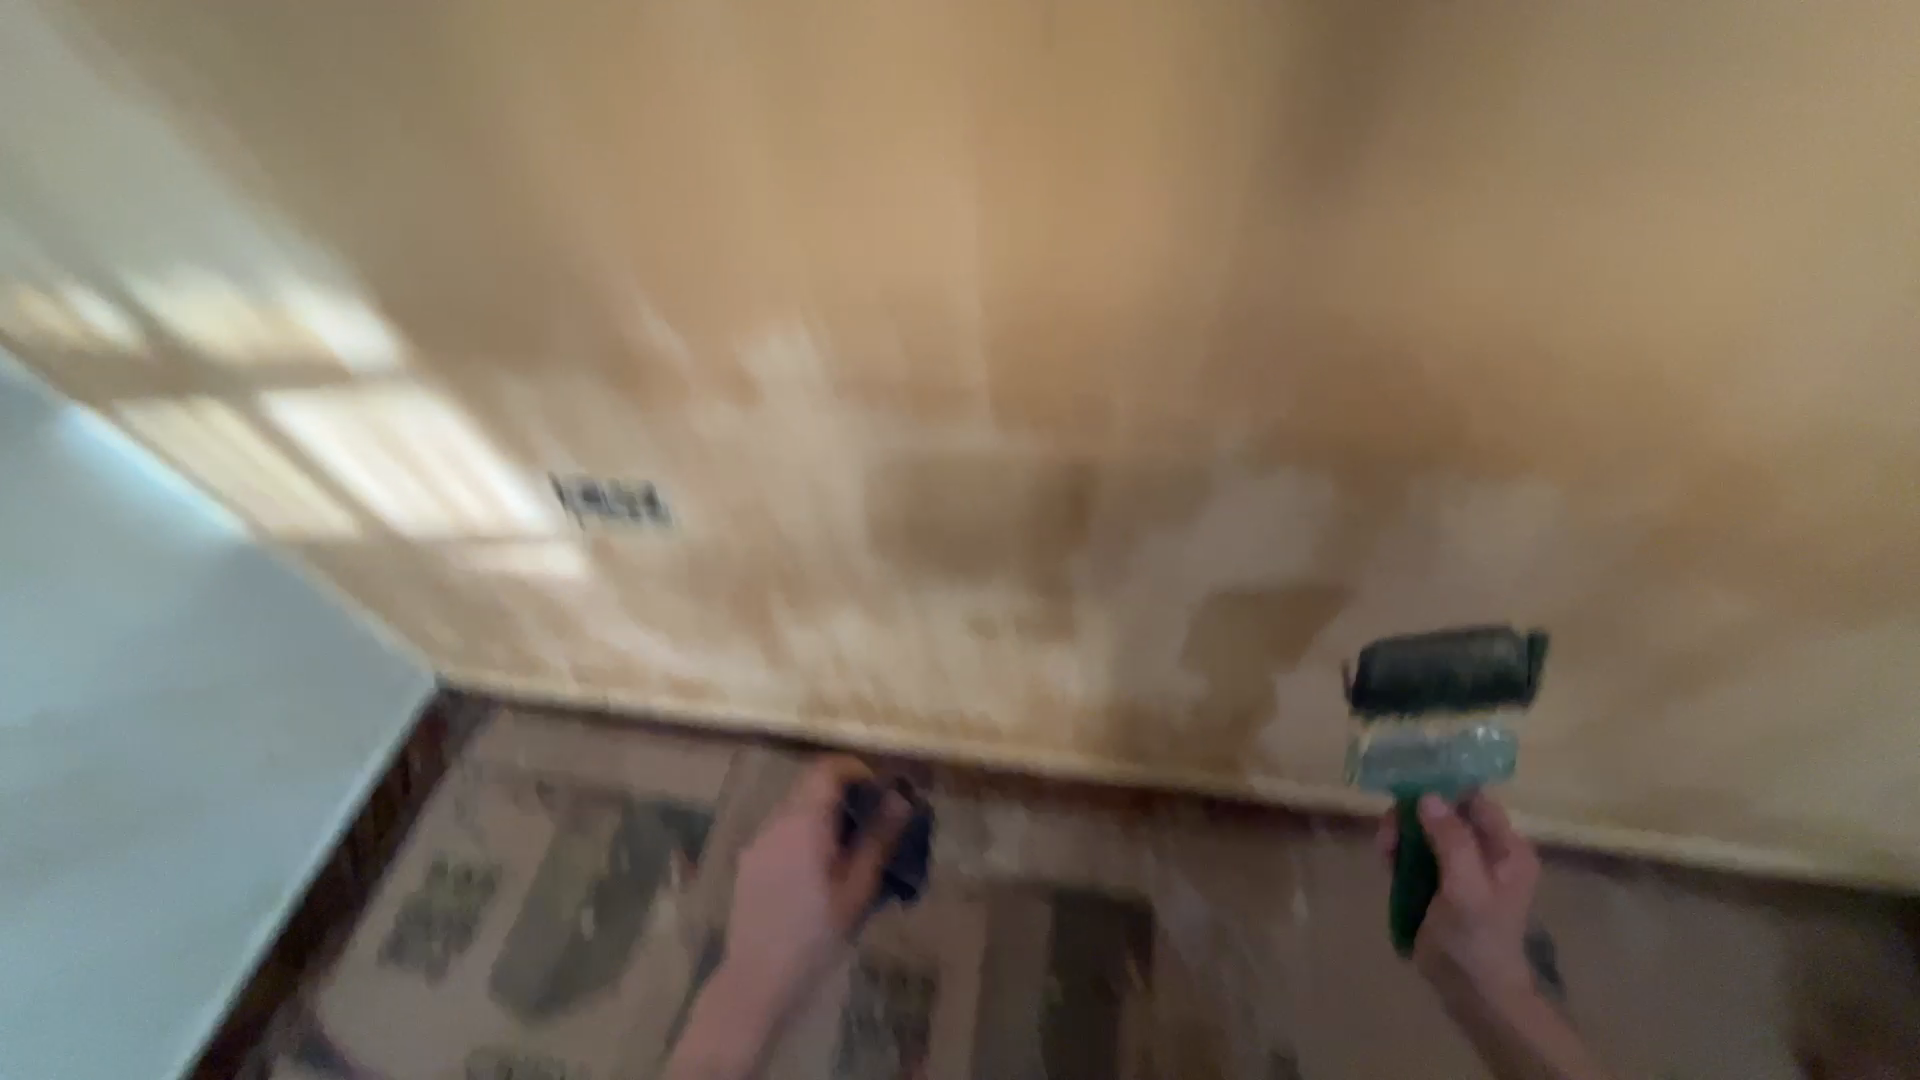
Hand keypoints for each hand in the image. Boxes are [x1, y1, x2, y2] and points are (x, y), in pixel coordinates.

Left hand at [721, 756, 912, 1013]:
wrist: (757, 981)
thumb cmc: (815, 935)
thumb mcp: (857, 889)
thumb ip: (878, 838)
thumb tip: (900, 798)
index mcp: (803, 821)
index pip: (828, 768)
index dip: (857, 770)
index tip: (881, 793)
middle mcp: (776, 821)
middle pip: (810, 785)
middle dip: (844, 794)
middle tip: (872, 824)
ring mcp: (758, 842)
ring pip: (795, 808)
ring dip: (824, 815)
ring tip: (849, 852)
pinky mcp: (749, 863)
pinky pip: (782, 831)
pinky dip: (805, 834)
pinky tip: (818, 872)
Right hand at [1378, 792, 1540, 1007]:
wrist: (1471, 992)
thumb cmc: (1477, 940)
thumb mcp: (1467, 889)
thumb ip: (1451, 841)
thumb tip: (1427, 796)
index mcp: (1505, 849)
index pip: (1474, 799)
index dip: (1444, 785)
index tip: (1407, 780)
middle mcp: (1484, 850)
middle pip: (1442, 809)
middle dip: (1412, 813)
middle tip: (1391, 829)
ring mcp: (1457, 865)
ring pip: (1421, 827)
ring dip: (1399, 832)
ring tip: (1385, 850)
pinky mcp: (1434, 879)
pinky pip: (1412, 849)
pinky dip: (1396, 849)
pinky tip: (1385, 860)